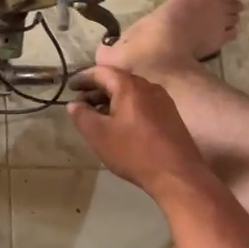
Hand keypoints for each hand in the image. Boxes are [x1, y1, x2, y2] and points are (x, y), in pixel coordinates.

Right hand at [67, 66, 212, 201]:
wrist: (178, 176)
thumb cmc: (134, 152)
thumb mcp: (99, 135)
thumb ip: (82, 115)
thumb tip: (74, 104)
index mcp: (129, 86)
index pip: (101, 72)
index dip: (83, 78)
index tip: (70, 87)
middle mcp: (148, 87)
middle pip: (117, 80)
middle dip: (97, 89)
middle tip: (81, 103)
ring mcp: (163, 100)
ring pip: (131, 92)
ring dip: (112, 99)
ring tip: (98, 115)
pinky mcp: (171, 115)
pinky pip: (143, 103)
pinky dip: (127, 107)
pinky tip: (121, 124)